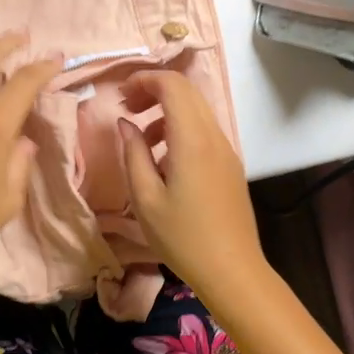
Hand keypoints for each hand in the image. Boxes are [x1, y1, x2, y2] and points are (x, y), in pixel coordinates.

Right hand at [118, 72, 267, 296]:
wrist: (233, 273)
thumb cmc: (183, 237)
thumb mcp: (145, 198)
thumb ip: (133, 153)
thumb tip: (126, 124)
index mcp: (192, 140)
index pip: (172, 85)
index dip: (144, 80)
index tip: (120, 95)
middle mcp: (214, 137)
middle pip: (186, 91)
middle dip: (153, 90)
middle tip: (127, 108)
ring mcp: (226, 150)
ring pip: (196, 109)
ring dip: (166, 110)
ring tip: (141, 137)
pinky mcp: (230, 165)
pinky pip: (203, 130)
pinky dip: (180, 128)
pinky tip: (163, 160)